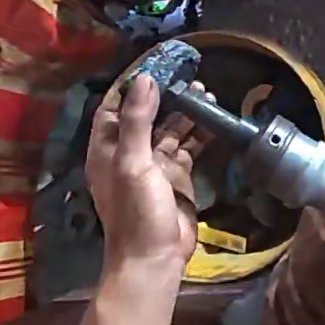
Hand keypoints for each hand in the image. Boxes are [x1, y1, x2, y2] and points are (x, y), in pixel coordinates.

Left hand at [86, 74, 207, 275]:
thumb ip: (137, 121)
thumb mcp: (133, 163)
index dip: (132, 87)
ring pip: (172, 129)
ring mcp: (156, 165)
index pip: (115, 108)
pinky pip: (190, 147)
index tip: (155, 66)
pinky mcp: (178, 177)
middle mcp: (130, 153)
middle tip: (189, 77)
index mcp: (108, 150)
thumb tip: (146, 80)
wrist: (155, 257)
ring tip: (207, 94)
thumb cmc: (136, 211)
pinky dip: (201, 133)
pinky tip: (215, 120)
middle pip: (147, 115)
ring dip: (187, 112)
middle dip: (166, 96)